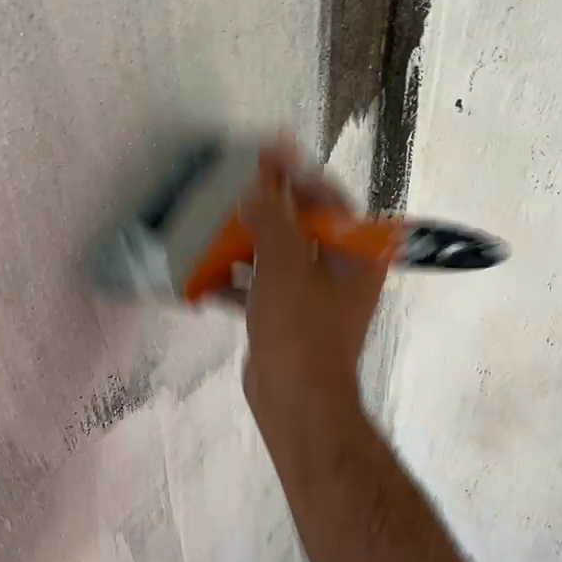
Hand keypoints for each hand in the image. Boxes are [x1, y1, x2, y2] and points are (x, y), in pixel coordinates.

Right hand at [235, 141, 388, 435]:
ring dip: (246, 245)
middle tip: (233, 191)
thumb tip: (257, 185)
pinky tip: (205, 277)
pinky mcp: (288, 321)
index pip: (330, 199)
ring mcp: (314, 299)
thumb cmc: (300, 329)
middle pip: (302, 226)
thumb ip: (271, 218)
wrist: (296, 403)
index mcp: (356, 254)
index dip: (297, 175)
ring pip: (278, 258)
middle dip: (265, 211)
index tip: (266, 157)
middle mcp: (341, 272)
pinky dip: (238, 282)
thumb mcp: (284, 264)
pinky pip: (262, 289)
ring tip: (212, 230)